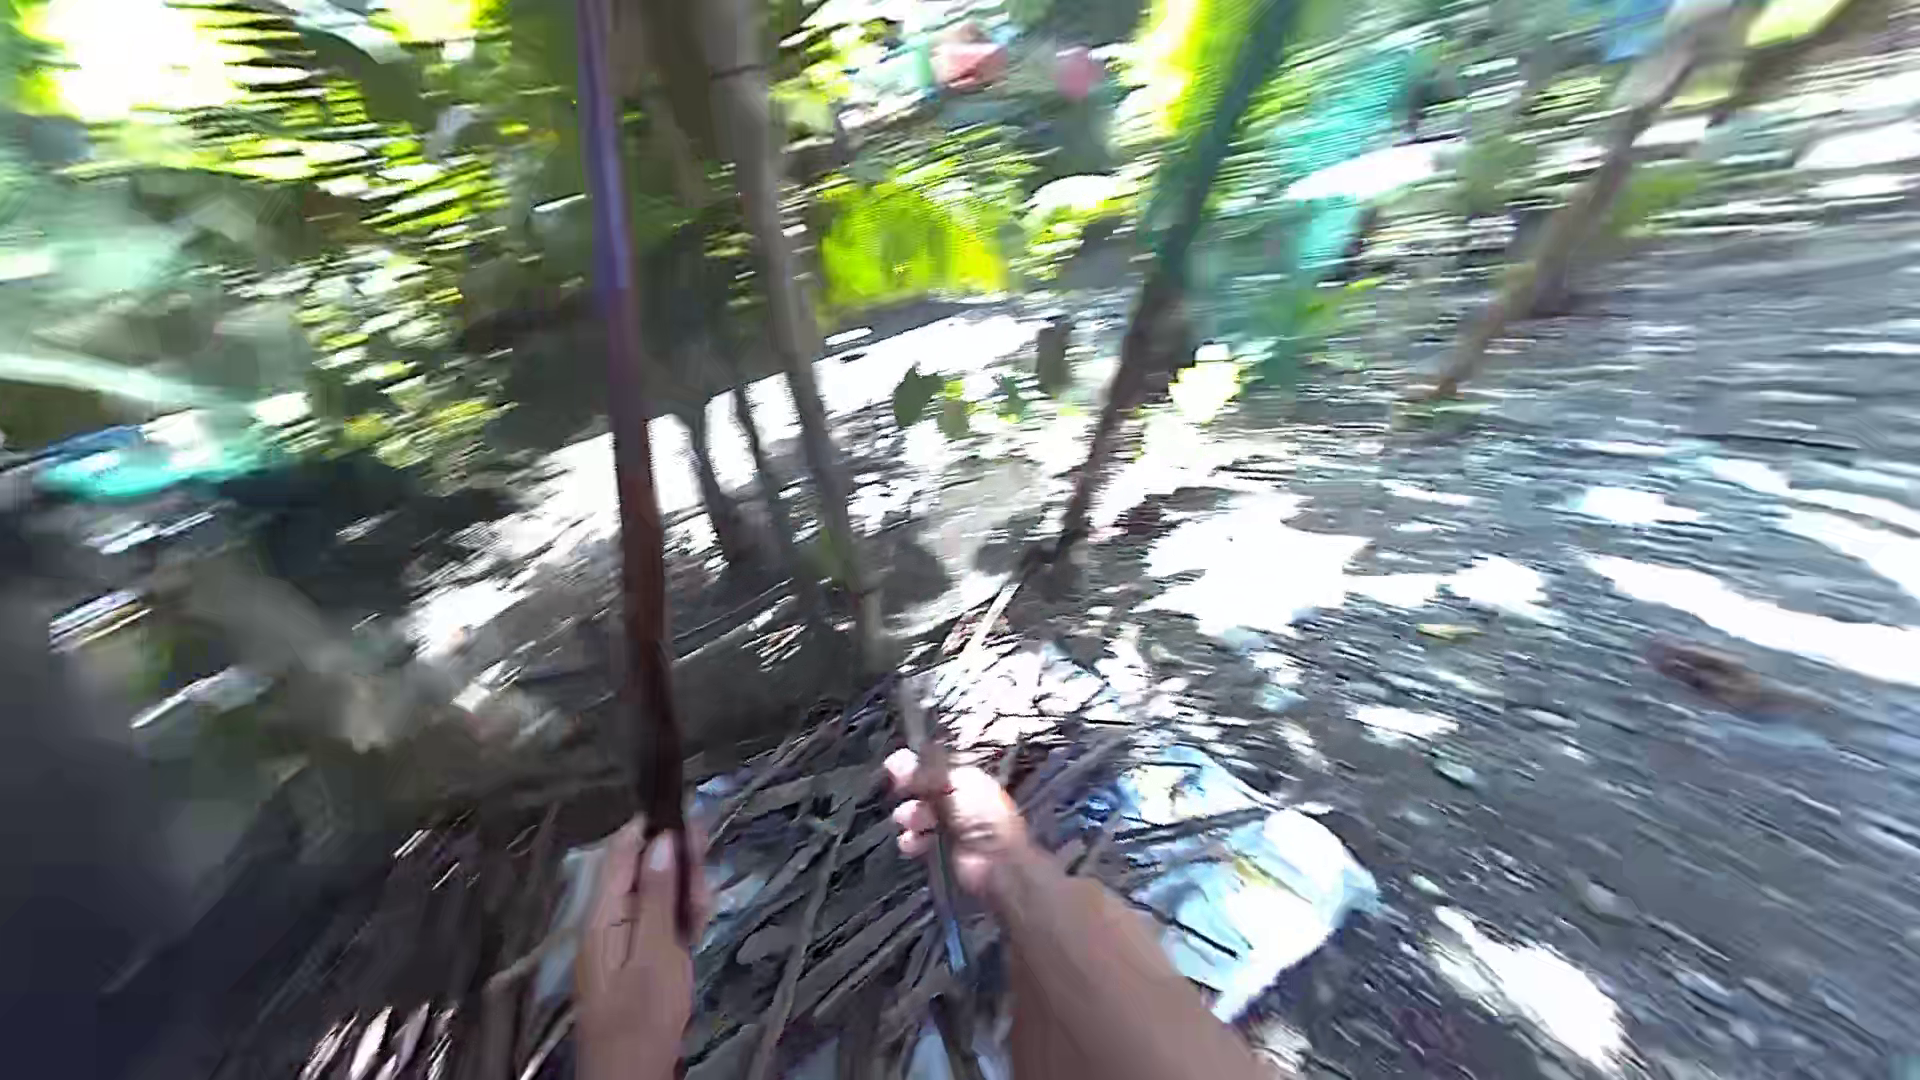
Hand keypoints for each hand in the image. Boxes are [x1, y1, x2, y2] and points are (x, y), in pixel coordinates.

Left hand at [575, 818, 705, 1079]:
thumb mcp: (656, 953)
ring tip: (703, 910)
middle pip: (647, 866)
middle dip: (680, 864)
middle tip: (706, 873)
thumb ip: (658, 895)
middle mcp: (610, 918)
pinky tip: (698, 924)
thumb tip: (663, 840)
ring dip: (688, 890)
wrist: (635, 1078)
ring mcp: (627, 934)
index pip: (622, 851)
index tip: (690, 817)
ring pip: (662, 888)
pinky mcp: (642, 947)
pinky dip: (685, 913)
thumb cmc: (643, 1016)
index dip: (654, 826)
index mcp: (603, 916)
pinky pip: (665, 913)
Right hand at [884, 748, 1034, 903]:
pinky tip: (910, 843)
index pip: (935, 766)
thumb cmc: (981, 819)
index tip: (893, 768)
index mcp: (967, 778)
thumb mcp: (954, 788)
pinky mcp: (945, 848)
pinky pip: (923, 838)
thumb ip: (925, 773)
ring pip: (922, 815)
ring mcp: (952, 824)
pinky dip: (914, 839)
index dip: (915, 767)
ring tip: (907, 823)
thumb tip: (896, 759)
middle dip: (911, 792)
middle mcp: (960, 798)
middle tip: (898, 794)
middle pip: (926, 790)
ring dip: (911, 817)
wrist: (999, 866)